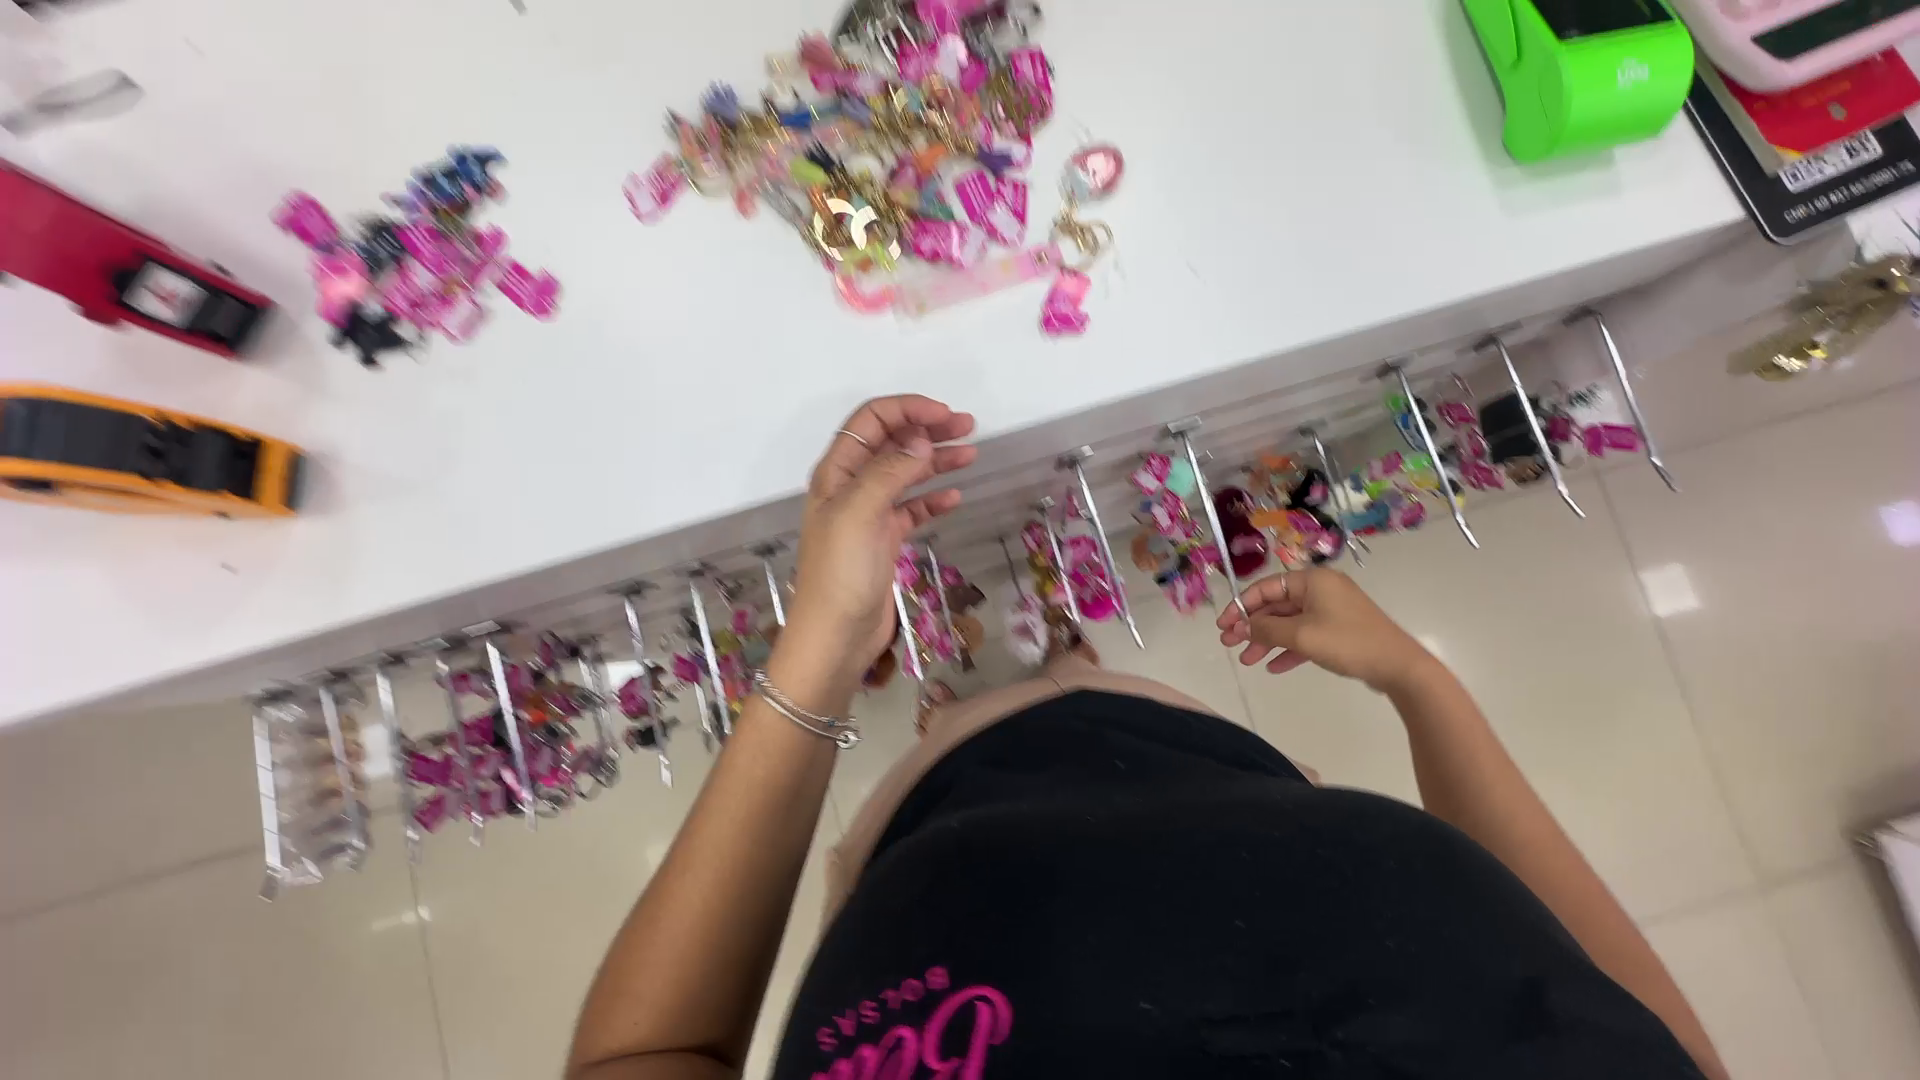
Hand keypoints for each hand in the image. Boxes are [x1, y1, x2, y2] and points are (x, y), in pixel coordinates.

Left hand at [782, 395, 976, 687]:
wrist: (835, 636)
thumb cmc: (840, 573)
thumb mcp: (860, 513)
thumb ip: (889, 472)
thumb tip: (920, 438)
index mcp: (837, 472)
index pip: (870, 422)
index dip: (906, 409)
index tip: (944, 414)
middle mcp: (852, 487)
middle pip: (891, 443)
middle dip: (927, 429)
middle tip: (968, 426)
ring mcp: (869, 514)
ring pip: (906, 474)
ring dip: (936, 461)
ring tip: (972, 454)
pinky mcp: (885, 540)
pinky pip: (913, 509)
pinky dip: (933, 499)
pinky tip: (955, 496)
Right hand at [1215, 567, 1435, 692]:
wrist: (1398, 666)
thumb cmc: (1347, 642)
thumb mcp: (1300, 635)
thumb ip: (1265, 629)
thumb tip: (1239, 626)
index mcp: (1312, 581)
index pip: (1266, 587)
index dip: (1241, 606)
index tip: (1223, 626)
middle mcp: (1320, 590)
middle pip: (1276, 606)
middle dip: (1251, 627)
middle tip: (1229, 645)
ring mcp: (1330, 611)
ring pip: (1288, 623)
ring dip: (1266, 641)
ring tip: (1247, 660)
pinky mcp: (1338, 631)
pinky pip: (1305, 636)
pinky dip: (1288, 649)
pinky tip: (1273, 667)